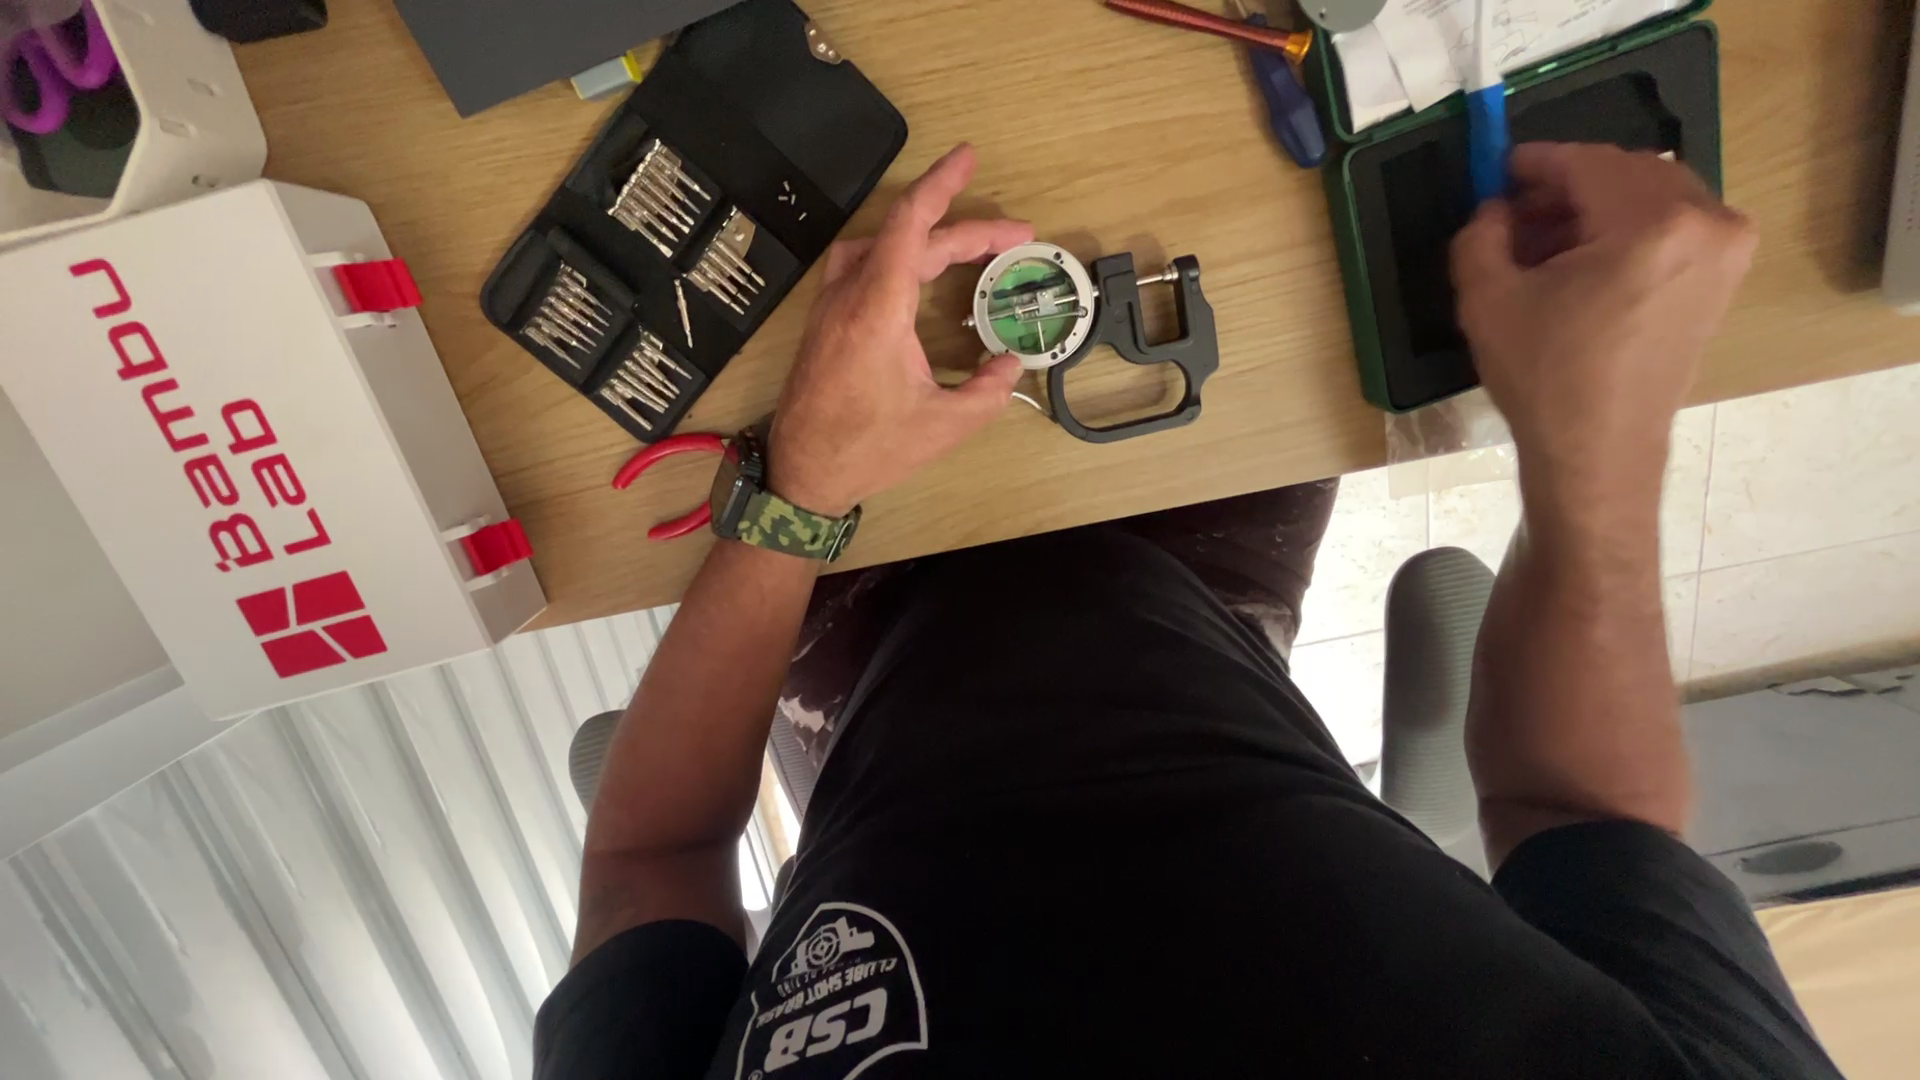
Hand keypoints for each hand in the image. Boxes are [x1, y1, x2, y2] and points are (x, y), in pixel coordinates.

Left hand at [765, 144, 1031, 516]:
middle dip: (965, 232)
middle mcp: (850, 296)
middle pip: (908, 238)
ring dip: (925, 239)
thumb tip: (1012, 364)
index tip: (969, 157)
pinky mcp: (824, 323)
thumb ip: (988, 392)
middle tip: (1012, 240)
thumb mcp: (943, 427)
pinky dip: (894, 256)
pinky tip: (912, 276)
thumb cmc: (867, 450)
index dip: (943, 184)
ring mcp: (831, 307)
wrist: (802, 472)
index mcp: (879, 310)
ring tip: (967, 250)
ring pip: (878, 246)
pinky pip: (859, 267)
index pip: (910, 224)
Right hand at [1450, 144, 1756, 501]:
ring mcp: (1726, 250)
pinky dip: (1620, 233)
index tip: (1496, 170)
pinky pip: (1669, 229)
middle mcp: (1708, 221)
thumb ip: (1481, 238)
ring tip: (1538, 247)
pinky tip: (1576, 267)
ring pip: (1650, 200)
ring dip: (1592, 211)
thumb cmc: (1542, 375)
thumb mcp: (1487, 302)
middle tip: (1512, 214)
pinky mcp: (1721, 279)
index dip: (1536, 162)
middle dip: (1564, 188)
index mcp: (1653, 222)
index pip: (1589, 163)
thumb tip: (1494, 211)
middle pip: (1627, 174)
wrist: (1597, 447)